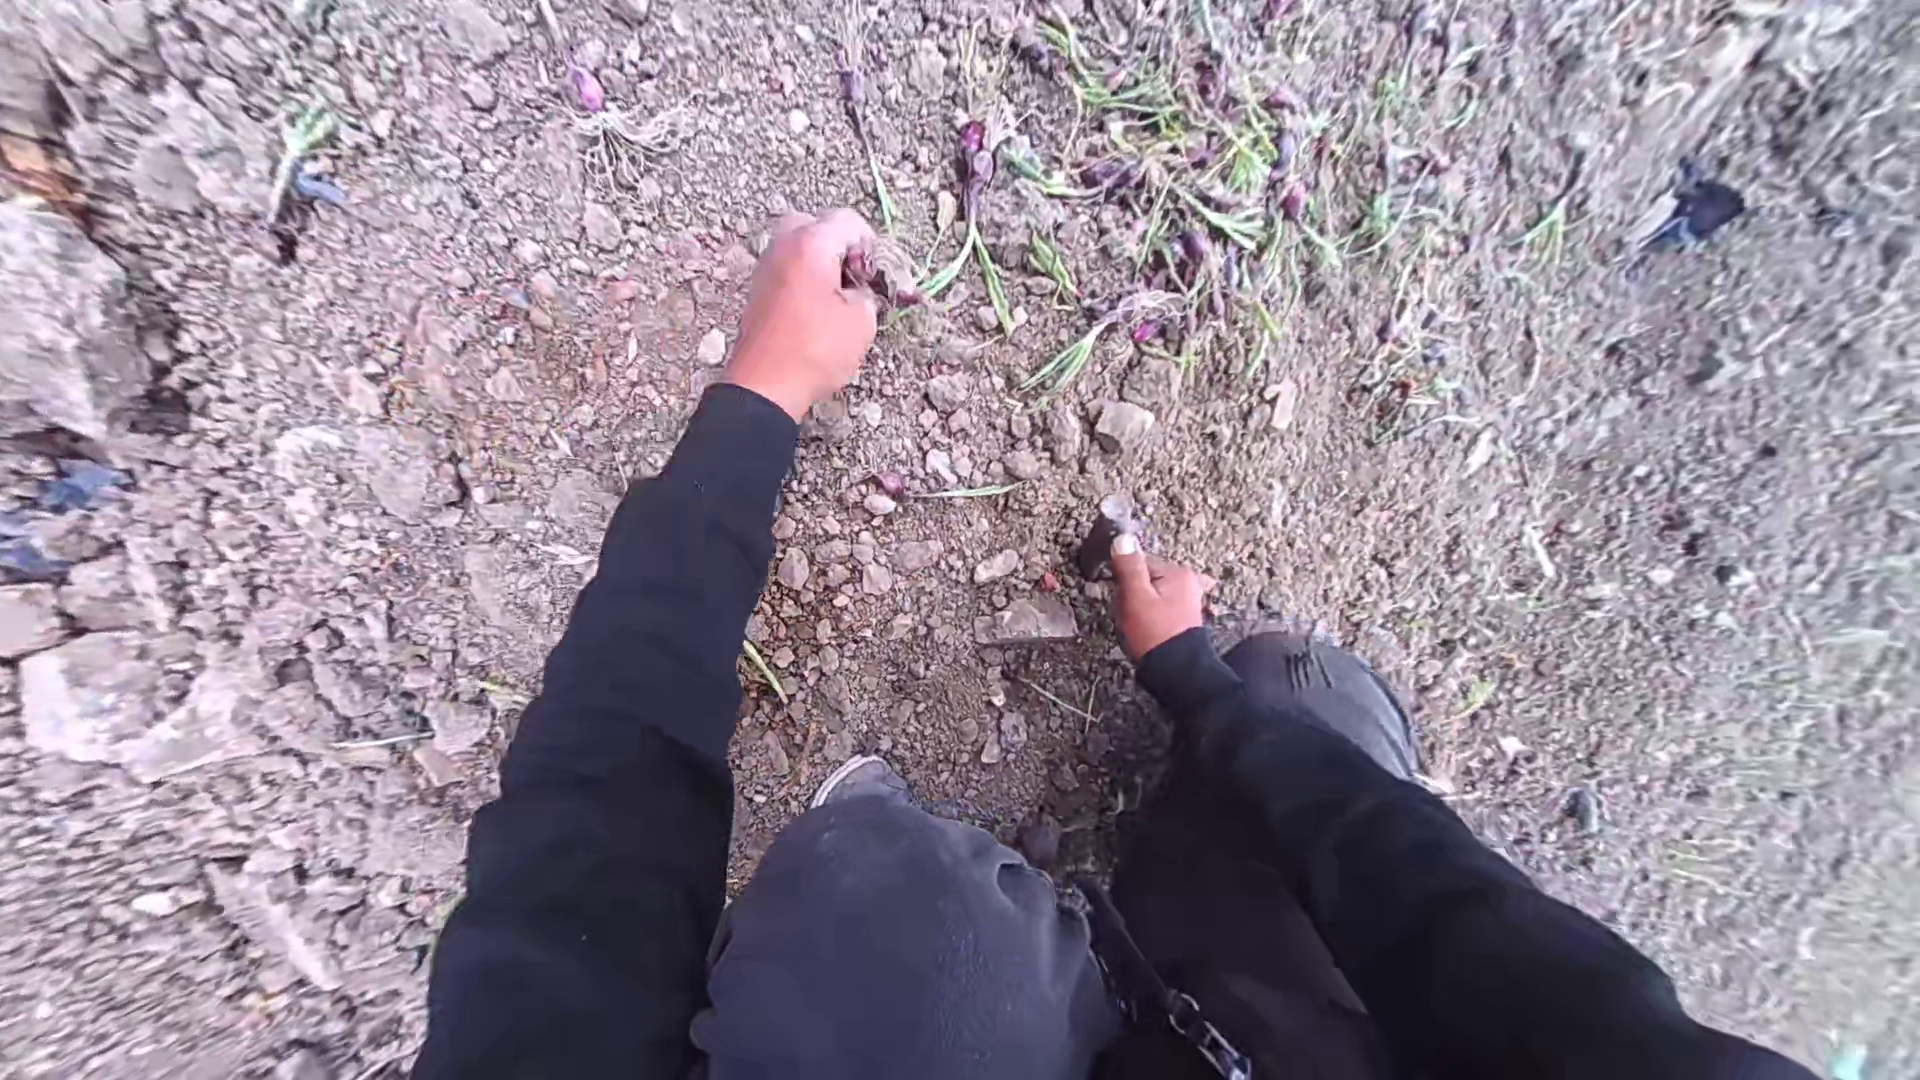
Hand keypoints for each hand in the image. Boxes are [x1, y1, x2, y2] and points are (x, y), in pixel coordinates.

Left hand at [724, 208, 878, 421]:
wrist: (766, 386)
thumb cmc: (816, 350)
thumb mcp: (862, 323)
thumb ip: (868, 296)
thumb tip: (859, 293)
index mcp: (810, 243)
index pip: (849, 221)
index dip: (871, 248)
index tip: (876, 279)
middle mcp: (782, 246)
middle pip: (818, 228)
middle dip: (842, 250)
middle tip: (856, 284)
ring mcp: (765, 269)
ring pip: (800, 250)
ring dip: (823, 267)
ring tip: (839, 303)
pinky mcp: (758, 294)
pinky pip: (788, 273)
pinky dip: (806, 283)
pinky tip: (817, 315)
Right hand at [1110, 534, 1216, 661]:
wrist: (1176, 671)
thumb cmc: (1155, 635)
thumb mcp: (1136, 597)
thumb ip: (1129, 566)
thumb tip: (1122, 539)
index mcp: (1177, 572)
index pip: (1137, 562)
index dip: (1123, 580)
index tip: (1121, 597)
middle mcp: (1186, 581)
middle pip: (1143, 577)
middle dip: (1130, 594)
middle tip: (1131, 614)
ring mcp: (1186, 598)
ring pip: (1147, 593)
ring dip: (1137, 607)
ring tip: (1138, 625)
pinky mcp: (1181, 615)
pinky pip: (1156, 606)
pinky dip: (1147, 615)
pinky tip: (1146, 627)